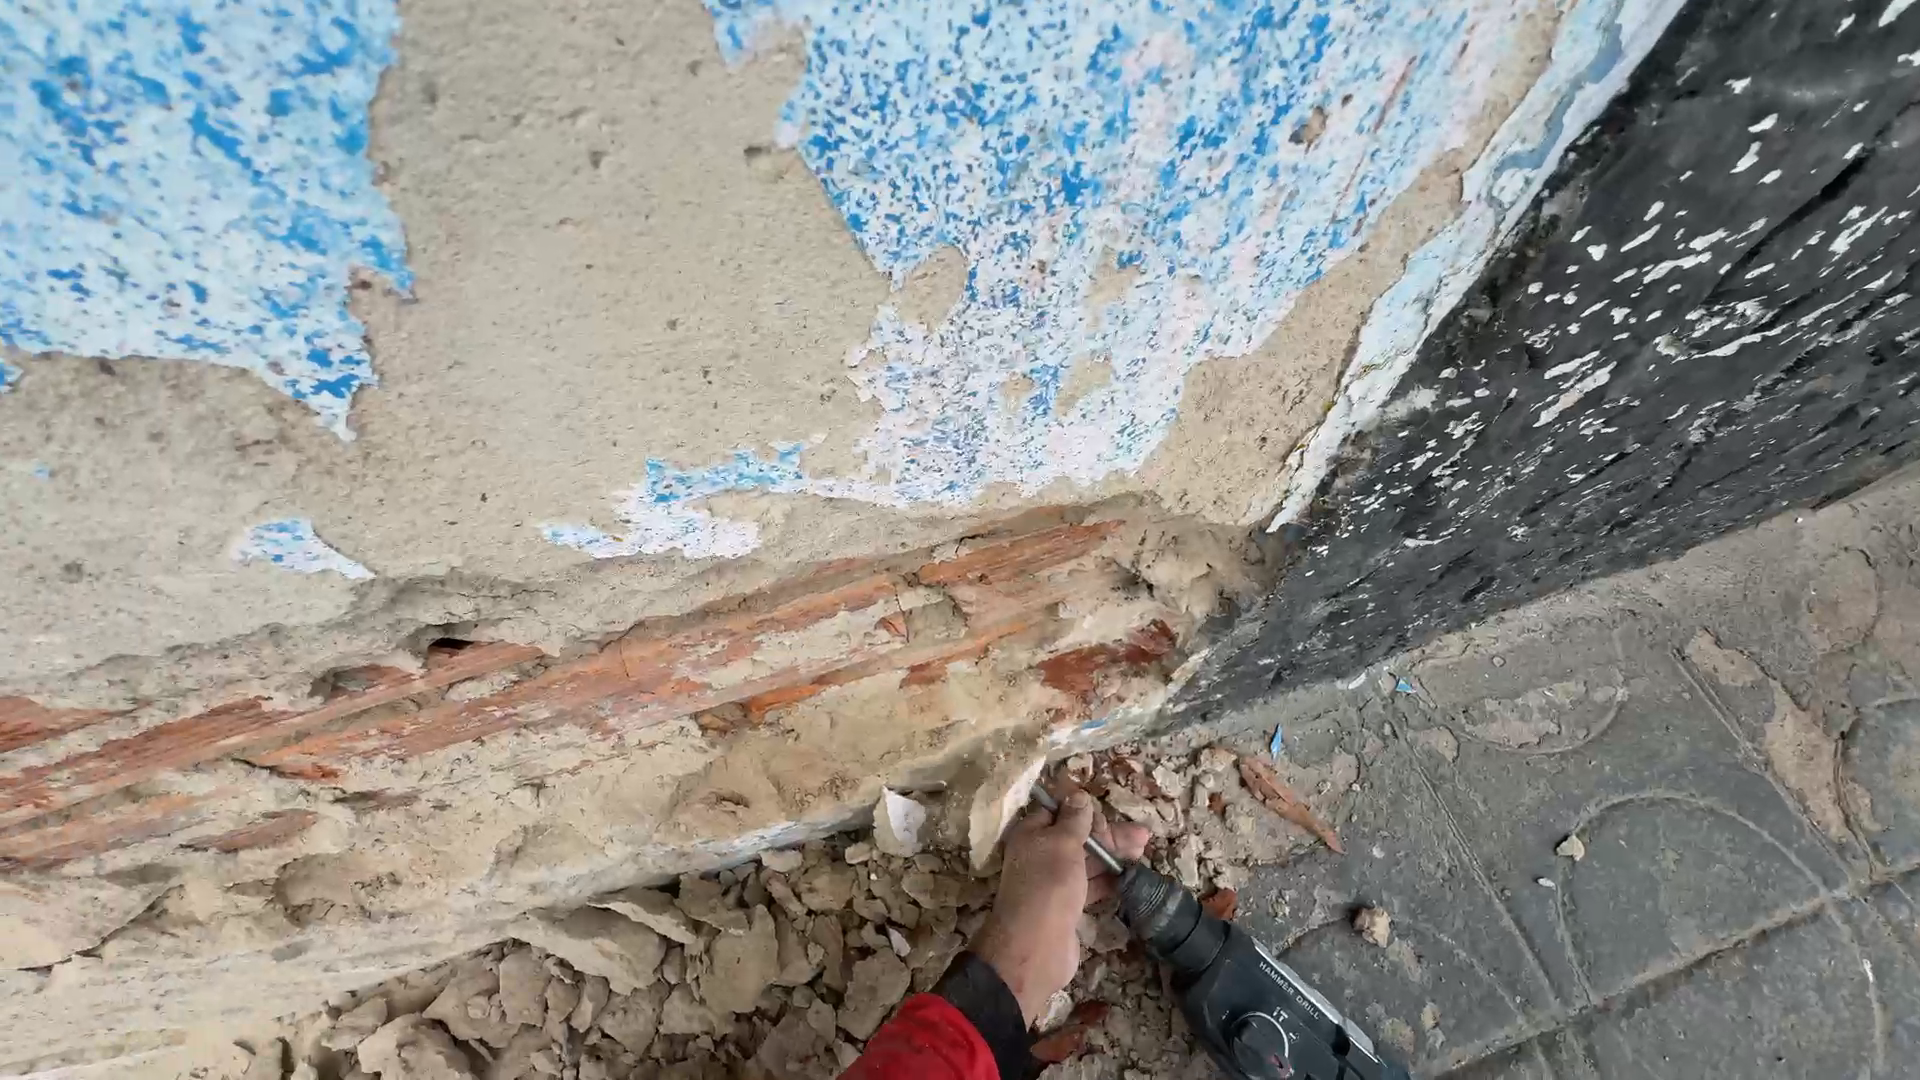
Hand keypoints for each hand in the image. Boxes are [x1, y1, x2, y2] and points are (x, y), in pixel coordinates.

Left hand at [969, 786, 1150, 1025]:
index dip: (1083, 811)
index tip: (1106, 814)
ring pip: (1088, 861)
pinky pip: (1091, 885)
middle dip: (1109, 835)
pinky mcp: (1068, 905)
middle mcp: (1041, 854)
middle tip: (1142, 835)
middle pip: (1078, 837)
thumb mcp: (1062, 844)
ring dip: (1114, 855)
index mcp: (1032, 834)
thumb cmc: (1048, 885)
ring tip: (1143, 850)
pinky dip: (1109, 879)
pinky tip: (1130, 876)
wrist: (1036, 948)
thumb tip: (1080, 795)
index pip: (1059, 812)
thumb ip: (1075, 820)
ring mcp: (1055, 881)